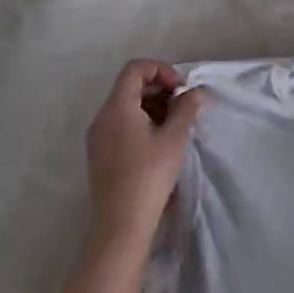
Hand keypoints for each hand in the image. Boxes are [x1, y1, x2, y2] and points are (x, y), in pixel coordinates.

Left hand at [85, 60, 203, 242]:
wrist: (121, 223)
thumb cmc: (149, 175)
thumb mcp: (174, 138)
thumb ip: (186, 108)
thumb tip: (195, 92)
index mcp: (117, 107)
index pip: (134, 69)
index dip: (160, 69)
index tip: (180, 88)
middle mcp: (102, 117)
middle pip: (129, 87)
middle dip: (159, 89)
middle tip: (183, 106)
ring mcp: (98, 137)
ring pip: (125, 107)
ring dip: (152, 106)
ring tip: (175, 125)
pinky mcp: (100, 154)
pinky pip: (120, 124)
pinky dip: (141, 122)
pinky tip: (159, 142)